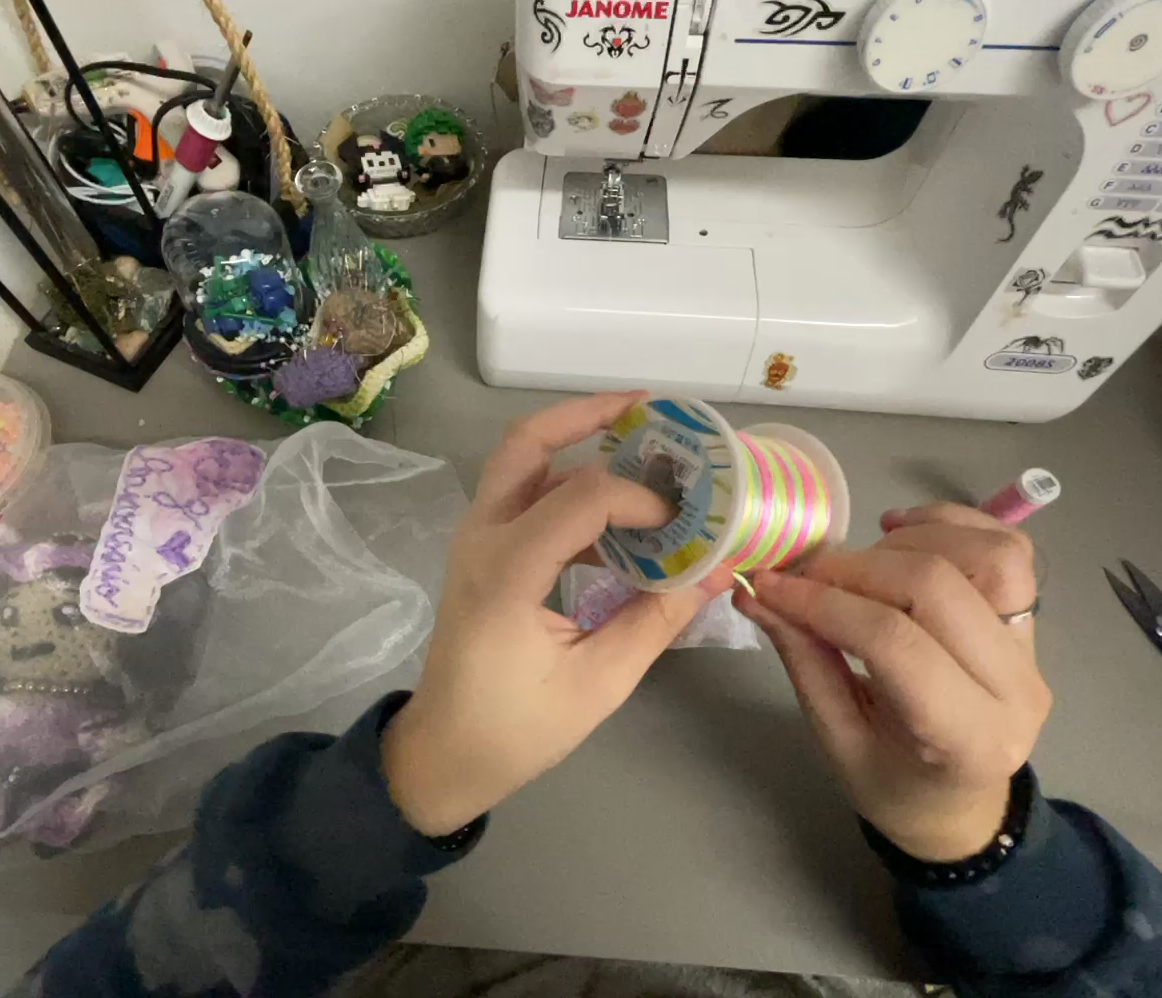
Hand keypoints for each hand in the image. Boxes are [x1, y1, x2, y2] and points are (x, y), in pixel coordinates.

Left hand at [381, 393, 732, 835]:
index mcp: (504, 571)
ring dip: (578, 444)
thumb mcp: (599, 682)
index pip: (580, 497)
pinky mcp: (481, 548)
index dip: (639, 499)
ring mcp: (474, 537)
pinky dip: (569, 486)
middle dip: (587, 414)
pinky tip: (615, 514)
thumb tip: (718, 570)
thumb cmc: (515, 728)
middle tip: (649, 409)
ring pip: (521, 460)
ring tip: (641, 447)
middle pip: (526, 442)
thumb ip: (657, 619)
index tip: (683, 524)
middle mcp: (480, 535)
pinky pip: (524, 494)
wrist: (443, 751)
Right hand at [733, 503, 1049, 861]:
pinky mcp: (1029, 622)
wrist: (958, 804)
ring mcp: (1032, 649)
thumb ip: (802, 658)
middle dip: (853, 568)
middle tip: (803, 576)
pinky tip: (897, 528)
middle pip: (937, 586)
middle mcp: (1014, 686)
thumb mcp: (833, 735)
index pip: (893, 641)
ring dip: (908, 542)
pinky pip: (1008, 548)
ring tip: (859, 562)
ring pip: (990, 557)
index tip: (767, 586)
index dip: (823, 602)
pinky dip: (950, 522)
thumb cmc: (889, 780)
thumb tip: (753, 593)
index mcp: (963, 736)